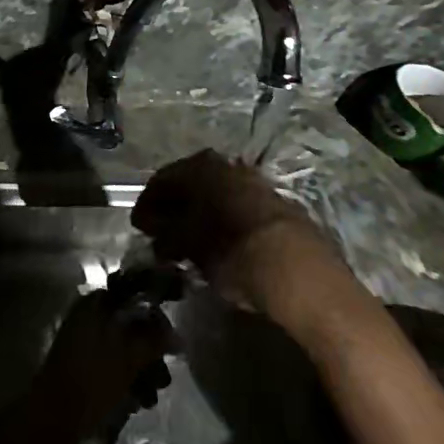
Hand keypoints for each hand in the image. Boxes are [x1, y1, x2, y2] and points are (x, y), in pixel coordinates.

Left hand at [30, 283, 176, 434]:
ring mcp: (85, 337)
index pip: (133, 295)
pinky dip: (128, 374)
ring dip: (143, 366)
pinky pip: (113, 359)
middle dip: (151, 347)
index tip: (172, 335)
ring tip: (154, 392)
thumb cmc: (93, 378)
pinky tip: (141, 398)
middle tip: (165, 371)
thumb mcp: (129, 360)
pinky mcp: (84, 360)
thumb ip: (154, 342)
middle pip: (130, 322)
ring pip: (123, 344)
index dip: (155, 314)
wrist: (56, 414)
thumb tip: (179, 335)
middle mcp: (89, 313)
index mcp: (95, 303)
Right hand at [131, 150, 336, 312]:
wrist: (304, 276)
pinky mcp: (280, 208)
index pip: (163, 179)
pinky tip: (221, 246)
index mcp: (203, 167)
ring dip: (202, 216)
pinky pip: (240, 210)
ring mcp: (258, 185)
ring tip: (190, 244)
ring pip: (218, 197)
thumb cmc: (234, 253)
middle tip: (161, 234)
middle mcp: (230, 167)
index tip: (138, 227)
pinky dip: (225, 223)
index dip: (147, 204)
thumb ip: (166, 235)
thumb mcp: (189, 246)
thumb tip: (155, 234)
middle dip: (175, 208)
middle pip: (192, 185)